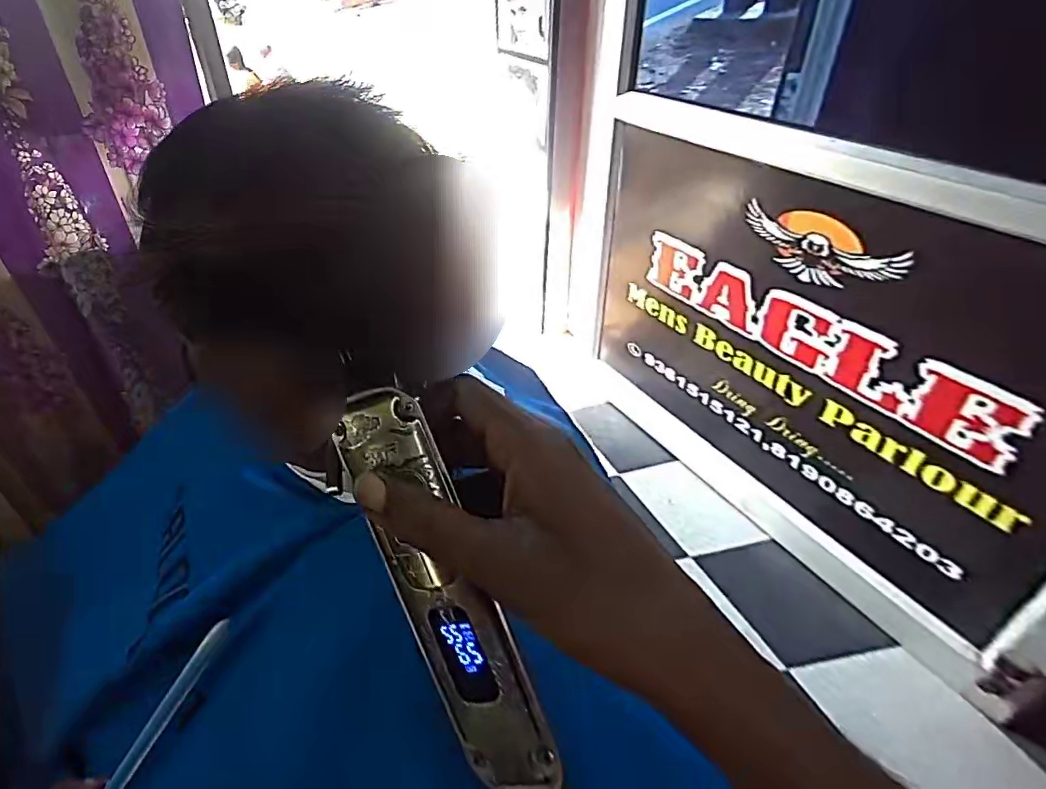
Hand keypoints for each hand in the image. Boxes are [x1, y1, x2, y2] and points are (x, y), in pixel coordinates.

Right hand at [353, 377, 899, 788]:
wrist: (682, 655)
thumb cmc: (591, 596)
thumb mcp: (495, 559)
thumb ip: (424, 520)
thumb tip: (363, 484)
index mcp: (527, 442)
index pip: (457, 391)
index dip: (413, 406)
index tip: (379, 439)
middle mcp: (539, 448)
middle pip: (463, 425)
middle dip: (419, 450)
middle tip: (384, 482)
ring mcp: (551, 479)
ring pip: (479, 460)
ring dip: (441, 482)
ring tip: (407, 515)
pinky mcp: (557, 508)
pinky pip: (498, 488)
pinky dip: (467, 504)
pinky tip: (448, 540)